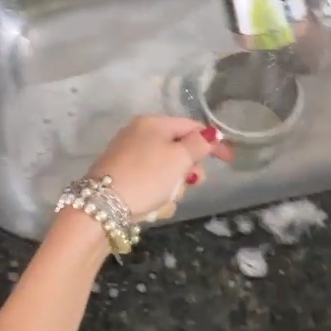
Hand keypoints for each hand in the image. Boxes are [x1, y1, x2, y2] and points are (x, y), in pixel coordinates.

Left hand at [82, 116, 230, 222]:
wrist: (101, 207)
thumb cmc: (146, 177)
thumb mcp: (178, 158)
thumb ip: (199, 144)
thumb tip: (212, 133)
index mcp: (153, 123)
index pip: (192, 127)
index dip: (213, 143)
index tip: (229, 159)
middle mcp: (140, 135)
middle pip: (179, 152)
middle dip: (187, 172)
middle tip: (190, 183)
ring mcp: (129, 157)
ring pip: (167, 172)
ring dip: (171, 189)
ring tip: (163, 200)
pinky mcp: (122, 178)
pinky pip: (151, 184)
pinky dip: (155, 196)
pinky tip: (150, 207)